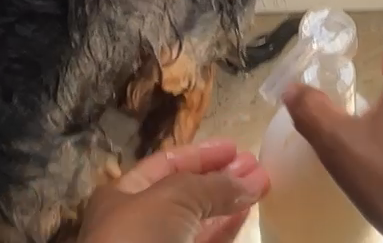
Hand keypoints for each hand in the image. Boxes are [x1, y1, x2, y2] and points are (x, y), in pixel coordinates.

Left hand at [77, 139, 269, 242]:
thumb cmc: (139, 238)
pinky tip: (244, 217)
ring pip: (198, 223)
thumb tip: (253, 178)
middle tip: (254, 166)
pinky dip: (224, 231)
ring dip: (228, 204)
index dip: (202, 154)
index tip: (235, 148)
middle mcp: (138, 223)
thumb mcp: (176, 196)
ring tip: (260, 187)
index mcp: (122, 196)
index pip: (168, 163)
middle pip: (186, 193)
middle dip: (221, 177)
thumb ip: (215, 184)